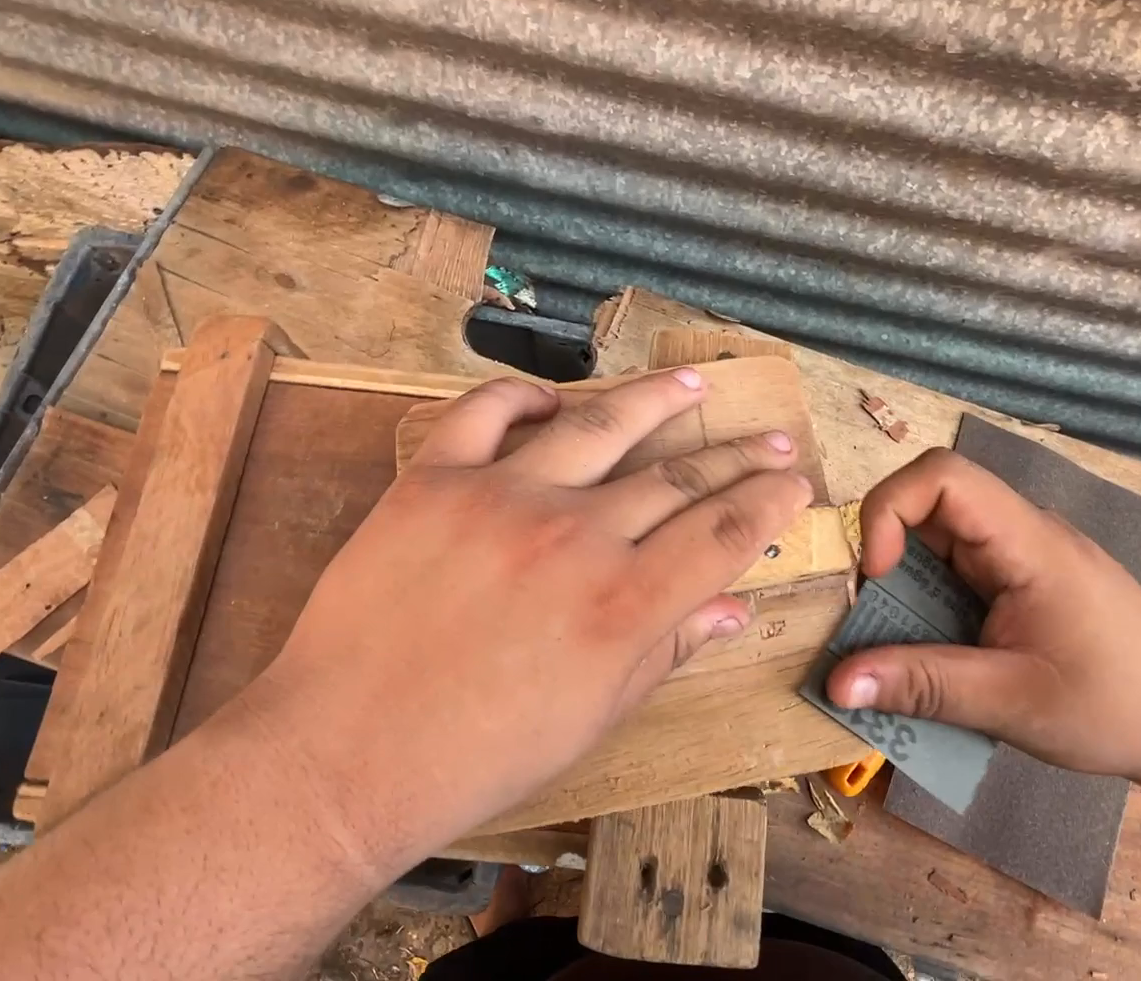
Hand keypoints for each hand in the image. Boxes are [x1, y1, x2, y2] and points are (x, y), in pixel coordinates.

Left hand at [232, 369, 812, 871]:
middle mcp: (574, 537)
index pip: (723, 534)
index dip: (768, 504)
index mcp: (622, 606)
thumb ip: (667, 649)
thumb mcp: (594, 716)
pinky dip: (524, 397)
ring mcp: (501, 498)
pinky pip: (485, 413)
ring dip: (655, 400)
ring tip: (693, 385)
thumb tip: (732, 608)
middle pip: (678, 477)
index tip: (793, 485)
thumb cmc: (479, 754)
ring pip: (599, 424)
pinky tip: (555, 398)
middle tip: (773, 440)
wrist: (346, 755)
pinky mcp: (432, 481)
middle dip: (737, 457)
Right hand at [825, 449, 1140, 788]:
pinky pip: (954, 578)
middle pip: (929, 508)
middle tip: (868, 623)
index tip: (875, 576)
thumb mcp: (1014, 704)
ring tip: (893, 648)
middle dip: (884, 560)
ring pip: (936, 547)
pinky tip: (929, 656)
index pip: (943, 476)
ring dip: (902, 592)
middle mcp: (1022, 536)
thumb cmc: (1122, 710)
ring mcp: (1022, 560)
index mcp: (1030, 543)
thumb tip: (837, 682)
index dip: (889, 509)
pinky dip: (926, 610)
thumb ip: (924, 686)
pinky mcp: (1021, 587)